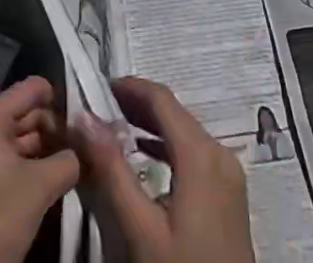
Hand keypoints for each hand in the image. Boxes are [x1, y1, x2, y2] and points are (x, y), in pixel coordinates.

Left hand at [0, 77, 79, 262]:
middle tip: (94, 141)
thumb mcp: (41, 185)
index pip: (35, 88)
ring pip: (32, 138)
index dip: (63, 98)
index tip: (90, 117)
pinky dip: (46, 165)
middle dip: (63, 126)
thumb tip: (91, 147)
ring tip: (88, 157)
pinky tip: (70, 174)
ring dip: (58, 147)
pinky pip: (26, 160)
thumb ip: (71, 158)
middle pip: (34, 112)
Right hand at [70, 78, 253, 262]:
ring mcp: (228, 171)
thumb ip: (112, 171)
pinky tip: (142, 152)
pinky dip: (166, 144)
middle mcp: (220, 152)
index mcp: (201, 154)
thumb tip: (83, 119)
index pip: (162, 99)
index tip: (97, 86)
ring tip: (111, 125)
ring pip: (184, 130)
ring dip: (149, 123)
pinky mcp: (228, 190)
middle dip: (136, 104)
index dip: (130, 86)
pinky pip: (194, 150)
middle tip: (98, 106)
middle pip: (175, 112)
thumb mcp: (140, 227)